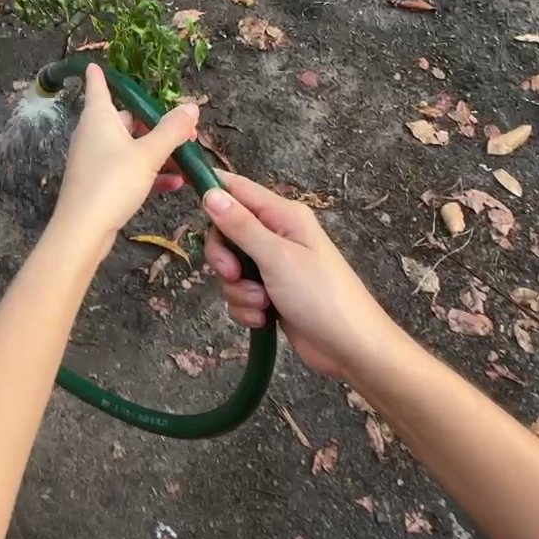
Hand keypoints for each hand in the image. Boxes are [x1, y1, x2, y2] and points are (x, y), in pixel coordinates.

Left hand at [49, 64, 198, 249]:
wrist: (83, 229)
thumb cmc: (111, 183)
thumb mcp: (149, 154)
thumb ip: (172, 130)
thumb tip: (191, 106)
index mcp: (99, 118)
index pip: (99, 88)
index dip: (99, 76)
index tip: (95, 64)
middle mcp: (94, 134)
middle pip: (126, 120)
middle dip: (156, 126)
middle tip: (186, 133)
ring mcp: (95, 160)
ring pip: (131, 147)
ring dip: (158, 152)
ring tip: (186, 160)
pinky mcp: (99, 183)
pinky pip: (128, 170)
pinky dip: (149, 173)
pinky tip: (173, 184)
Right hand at [201, 172, 397, 379]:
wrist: (352, 350)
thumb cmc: (320, 295)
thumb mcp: (276, 256)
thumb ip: (240, 225)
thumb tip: (209, 192)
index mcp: (282, 215)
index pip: (236, 189)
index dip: (211, 191)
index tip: (186, 199)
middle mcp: (276, 235)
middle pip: (225, 232)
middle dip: (223, 257)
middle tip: (234, 274)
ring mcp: (272, 266)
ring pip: (230, 267)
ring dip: (238, 289)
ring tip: (262, 303)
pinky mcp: (269, 294)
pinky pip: (240, 292)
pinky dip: (245, 306)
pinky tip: (263, 318)